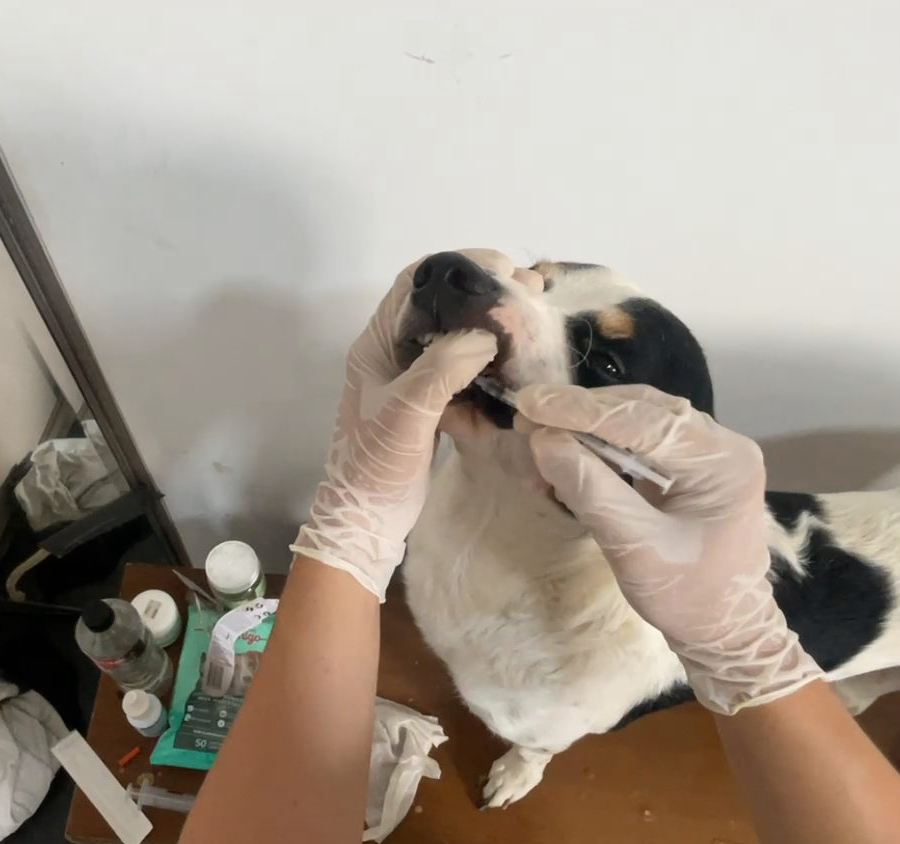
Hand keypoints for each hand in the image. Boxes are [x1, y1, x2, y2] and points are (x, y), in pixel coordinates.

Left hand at [291, 263, 496, 599]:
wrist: (367, 519)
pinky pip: (459, 367)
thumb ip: (443, 367)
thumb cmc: (376, 465)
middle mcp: (390, 352)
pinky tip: (517, 354)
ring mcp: (410, 378)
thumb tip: (486, 333)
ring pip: (452, 336)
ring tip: (532, 313)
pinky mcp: (428, 402)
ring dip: (489, 323)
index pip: (414, 285)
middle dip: (482, 292)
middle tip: (529, 289)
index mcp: (374, 345)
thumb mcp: (407, 412)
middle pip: (438, 306)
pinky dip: (487, 357)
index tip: (502, 268)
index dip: (457, 268)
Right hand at [516, 384, 822, 712]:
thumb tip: (543, 442)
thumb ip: (591, 491)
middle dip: (580, 413)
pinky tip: (567, 452)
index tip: (529, 403)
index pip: (644, 422)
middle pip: (641, 410)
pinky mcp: (688, 464)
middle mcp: (720, 444)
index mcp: (722, 462)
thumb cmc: (686, 597)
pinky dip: (598, 443)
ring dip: (584, 426)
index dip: (581, 410)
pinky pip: (639, 439)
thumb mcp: (634, 548)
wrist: (724, 631)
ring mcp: (707, 451)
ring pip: (637, 419)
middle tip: (525, 418)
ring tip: (537, 435)